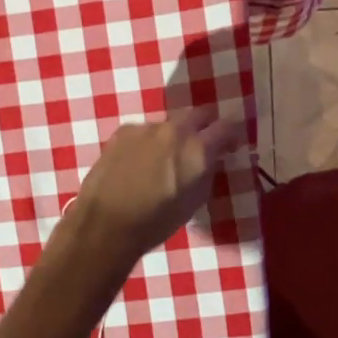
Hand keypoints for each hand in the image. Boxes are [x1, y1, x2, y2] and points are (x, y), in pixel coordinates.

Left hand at [62, 108, 241, 264]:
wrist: (105, 223)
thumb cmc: (155, 221)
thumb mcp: (194, 202)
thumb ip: (207, 173)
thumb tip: (210, 160)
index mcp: (197, 149)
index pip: (226, 127)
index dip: (232, 135)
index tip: (231, 146)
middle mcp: (173, 130)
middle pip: (198, 114)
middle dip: (205, 126)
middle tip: (203, 145)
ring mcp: (145, 127)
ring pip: (169, 124)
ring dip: (174, 136)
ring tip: (165, 159)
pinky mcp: (122, 132)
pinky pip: (145, 131)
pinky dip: (150, 142)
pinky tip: (140, 162)